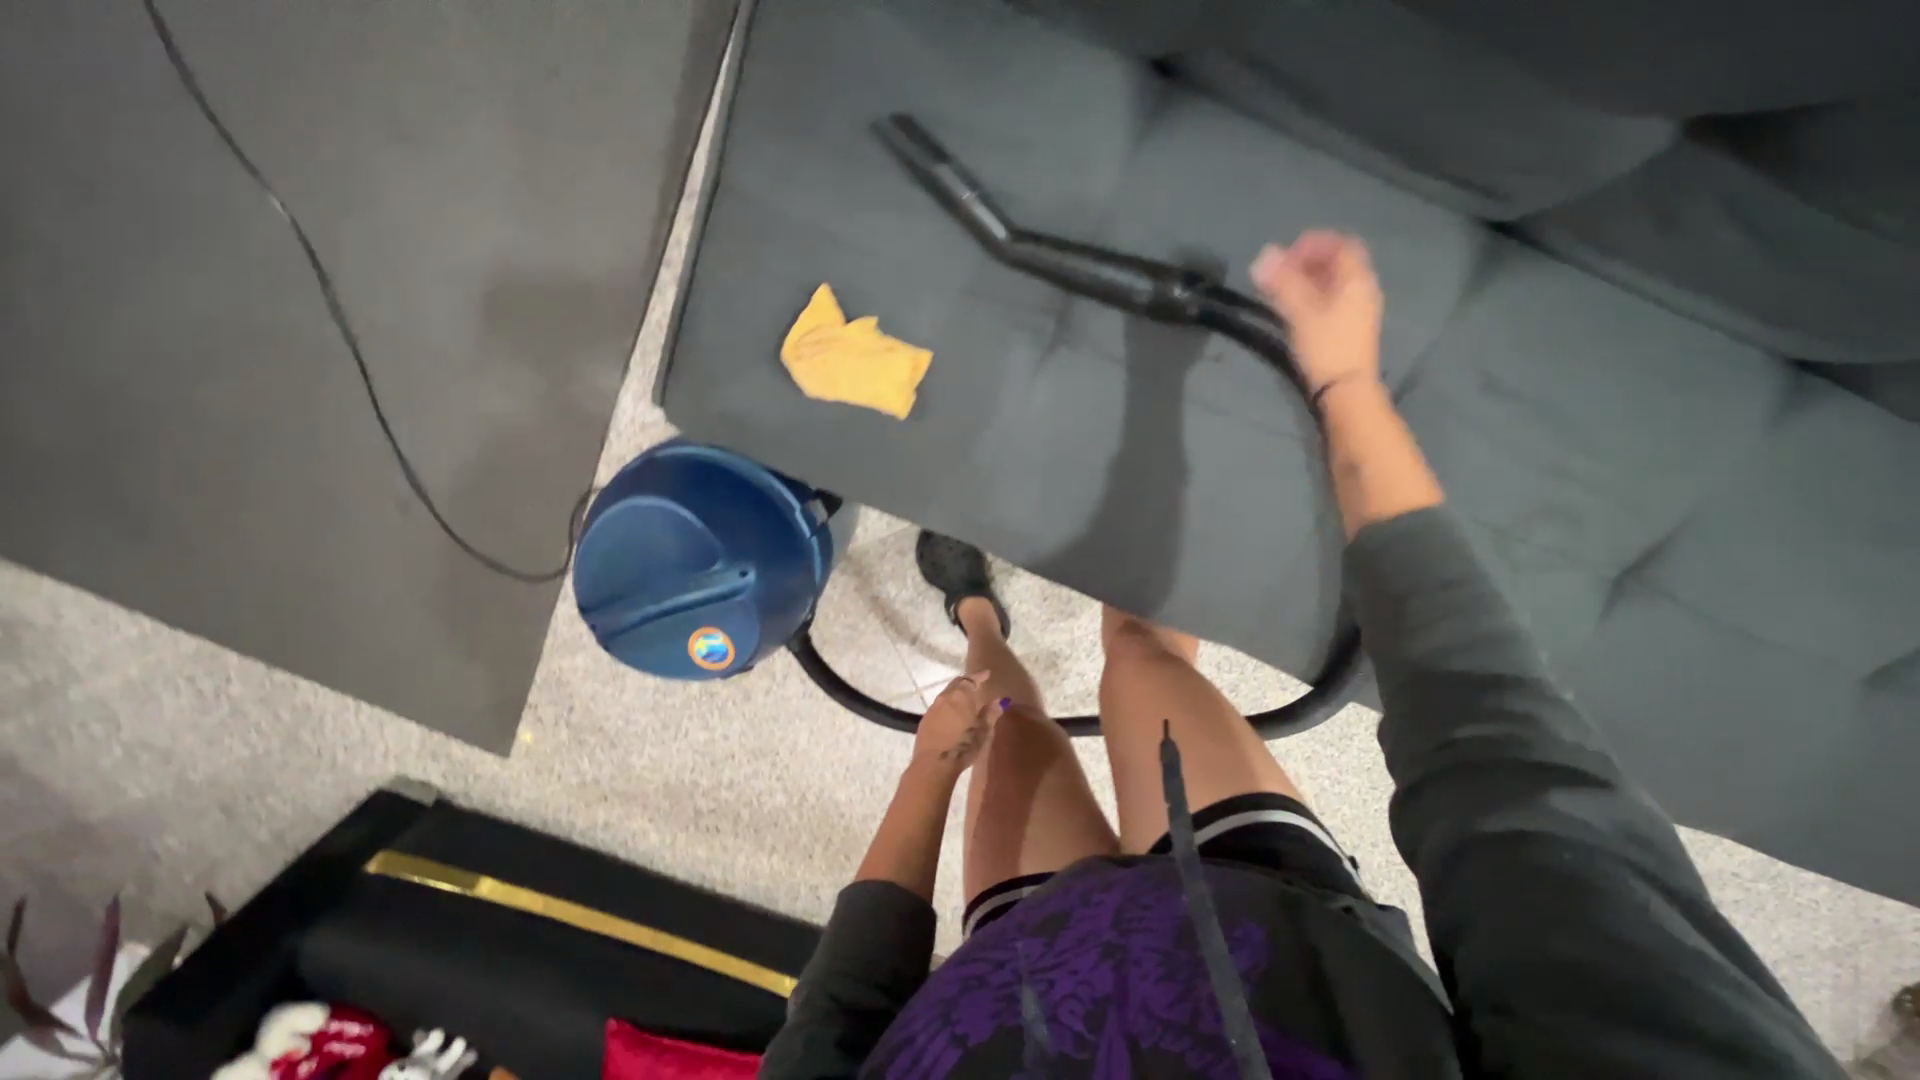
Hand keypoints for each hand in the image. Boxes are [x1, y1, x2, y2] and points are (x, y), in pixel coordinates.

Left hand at [912, 670, 1003, 772]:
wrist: (934, 763)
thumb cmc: (963, 746)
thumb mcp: (982, 731)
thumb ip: (990, 713)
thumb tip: (999, 701)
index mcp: (961, 696)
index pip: (971, 679)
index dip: (979, 676)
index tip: (987, 673)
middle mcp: (945, 697)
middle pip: (956, 684)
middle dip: (966, 682)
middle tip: (975, 683)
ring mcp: (933, 708)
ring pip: (946, 694)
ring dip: (956, 693)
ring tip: (965, 698)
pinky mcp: (925, 719)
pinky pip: (939, 706)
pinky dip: (947, 705)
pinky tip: (951, 713)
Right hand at [1250, 230, 1383, 396]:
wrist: (1346, 389)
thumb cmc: (1326, 345)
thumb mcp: (1300, 311)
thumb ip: (1282, 281)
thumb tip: (1263, 255)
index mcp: (1356, 279)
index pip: (1341, 245)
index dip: (1315, 243)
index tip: (1288, 252)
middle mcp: (1363, 289)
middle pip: (1338, 263)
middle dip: (1308, 261)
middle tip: (1281, 270)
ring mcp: (1359, 310)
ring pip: (1334, 283)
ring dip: (1309, 280)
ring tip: (1282, 289)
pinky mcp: (1351, 328)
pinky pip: (1333, 300)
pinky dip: (1314, 296)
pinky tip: (1295, 309)